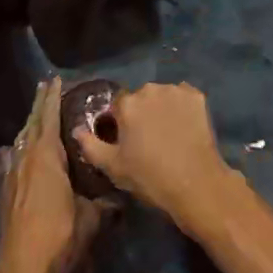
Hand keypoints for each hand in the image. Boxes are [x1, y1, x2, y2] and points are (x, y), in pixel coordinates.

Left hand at [0, 77, 108, 272]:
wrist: (23, 265)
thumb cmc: (59, 232)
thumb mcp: (89, 217)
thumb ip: (104, 202)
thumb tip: (122, 194)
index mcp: (46, 155)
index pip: (50, 117)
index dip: (53, 97)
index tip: (56, 79)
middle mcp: (27, 157)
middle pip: (32, 122)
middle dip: (39, 103)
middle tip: (45, 86)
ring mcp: (14, 173)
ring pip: (22, 139)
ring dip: (30, 123)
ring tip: (37, 113)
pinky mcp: (7, 190)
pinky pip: (16, 155)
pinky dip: (24, 143)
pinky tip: (26, 149)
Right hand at [72, 82, 233, 222]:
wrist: (195, 183)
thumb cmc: (149, 178)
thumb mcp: (114, 167)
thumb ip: (91, 146)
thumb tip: (76, 130)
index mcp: (127, 104)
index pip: (118, 105)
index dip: (122, 121)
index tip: (128, 139)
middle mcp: (149, 89)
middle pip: (141, 97)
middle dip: (142, 112)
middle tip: (149, 138)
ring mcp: (175, 90)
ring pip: (163, 95)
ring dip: (162, 108)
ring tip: (169, 134)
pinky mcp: (197, 95)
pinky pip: (184, 96)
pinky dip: (182, 107)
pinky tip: (185, 127)